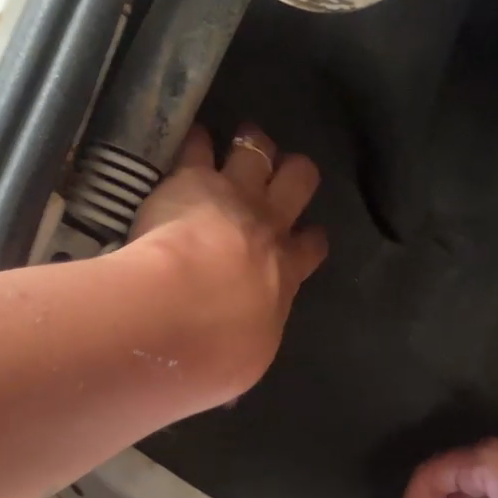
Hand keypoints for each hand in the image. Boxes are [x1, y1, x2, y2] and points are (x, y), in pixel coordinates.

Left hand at [129, 125, 328, 396]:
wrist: (186, 311)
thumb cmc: (221, 347)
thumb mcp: (247, 358)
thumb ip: (248, 343)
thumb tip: (238, 354)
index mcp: (286, 273)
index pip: (311, 247)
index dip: (310, 238)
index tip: (307, 236)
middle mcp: (269, 227)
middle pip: (298, 183)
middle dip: (295, 174)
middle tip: (282, 173)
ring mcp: (234, 196)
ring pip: (258, 152)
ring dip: (253, 145)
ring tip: (246, 139)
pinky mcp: (194, 179)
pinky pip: (199, 147)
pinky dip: (197, 142)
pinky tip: (192, 139)